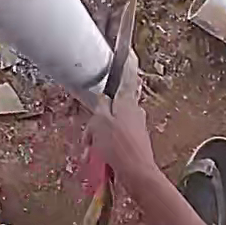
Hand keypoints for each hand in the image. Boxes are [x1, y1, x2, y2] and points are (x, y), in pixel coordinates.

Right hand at [87, 54, 162, 180]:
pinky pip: (114, 140)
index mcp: (127, 102)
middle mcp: (134, 112)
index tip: (129, 50)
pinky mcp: (134, 142)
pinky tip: (98, 159)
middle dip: (97, 120)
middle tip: (88, 135)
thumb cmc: (119, 147)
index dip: (127, 63)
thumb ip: (100, 106)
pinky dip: (104, 147)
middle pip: (112, 106)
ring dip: (98, 137)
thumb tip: (102, 98)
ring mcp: (135, 127)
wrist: (137, 174)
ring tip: (91, 151)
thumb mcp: (100, 122)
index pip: (128, 76)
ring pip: (110, 125)